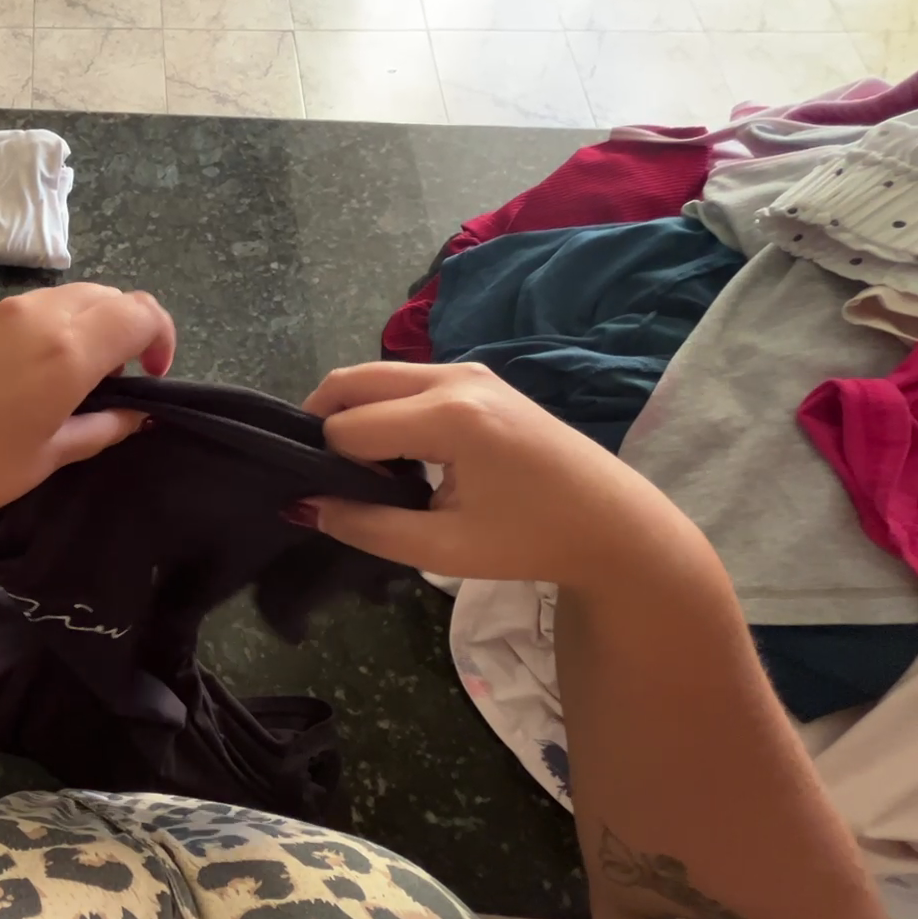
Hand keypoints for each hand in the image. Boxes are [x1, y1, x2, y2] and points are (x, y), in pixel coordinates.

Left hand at [0, 282, 174, 547]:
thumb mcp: (48, 456)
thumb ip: (103, 427)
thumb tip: (140, 414)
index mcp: (67, 349)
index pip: (141, 313)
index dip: (161, 339)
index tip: (154, 378)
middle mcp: (40, 315)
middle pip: (109, 297)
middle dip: (129, 331)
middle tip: (117, 385)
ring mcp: (2, 312)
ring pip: (71, 298)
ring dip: (92, 327)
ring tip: (77, 383)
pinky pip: (36, 308)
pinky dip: (57, 327)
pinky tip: (38, 373)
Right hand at [299, 361, 694, 586]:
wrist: (617, 527)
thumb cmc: (530, 542)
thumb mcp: (439, 548)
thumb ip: (360, 525)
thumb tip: (301, 505)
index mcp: (450, 417)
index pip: (346, 428)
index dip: (334, 468)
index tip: (358, 502)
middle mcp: (454, 377)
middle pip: (348, 382)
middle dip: (324, 425)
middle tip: (332, 473)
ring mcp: (467, 371)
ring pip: (371, 377)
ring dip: (352, 416)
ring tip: (372, 467)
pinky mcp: (476, 377)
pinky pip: (399, 381)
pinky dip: (379, 409)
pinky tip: (400, 452)